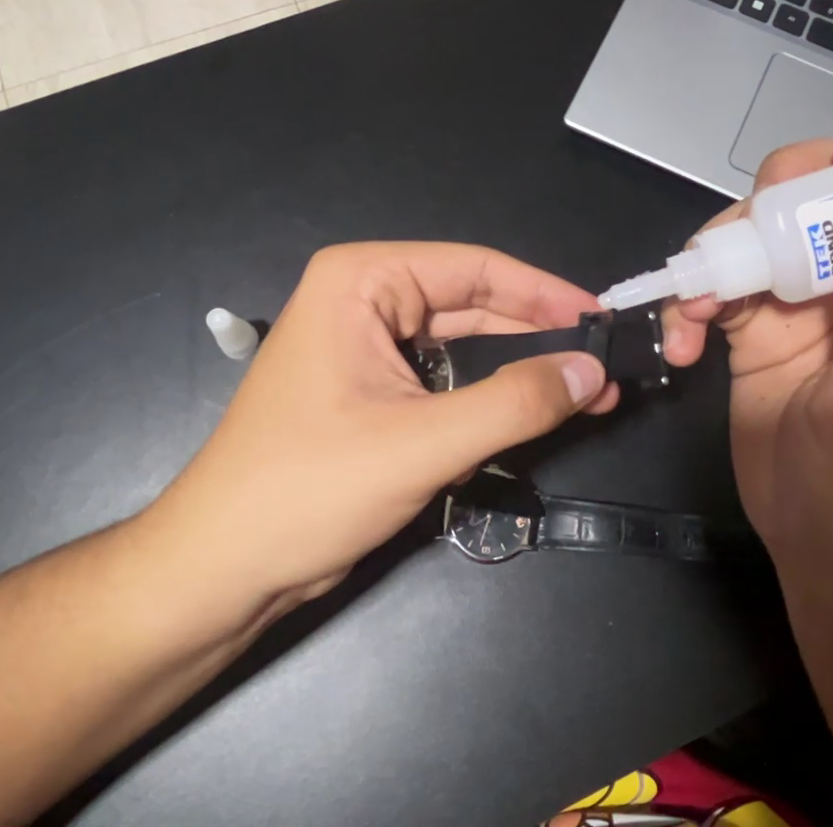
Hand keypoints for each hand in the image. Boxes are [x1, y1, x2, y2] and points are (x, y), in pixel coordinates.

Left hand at [147, 243, 617, 603]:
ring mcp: (365, 349)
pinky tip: (535, 412)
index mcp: (361, 281)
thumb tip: (594, 370)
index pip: (474, 267)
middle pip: (472, 303)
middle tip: (606, 364)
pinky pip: (444, 382)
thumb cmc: (310, 487)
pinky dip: (489, 397)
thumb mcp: (423, 442)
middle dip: (539, 335)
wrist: (225, 565)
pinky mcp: (371, 394)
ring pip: (462, 346)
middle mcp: (363, 301)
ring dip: (520, 370)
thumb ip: (516, 403)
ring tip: (588, 390)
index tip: (605, 318)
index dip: (545, 292)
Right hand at [662, 116, 832, 592]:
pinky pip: (718, 288)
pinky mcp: (755, 332)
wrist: (819, 549)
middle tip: (750, 229)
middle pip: (831, 201)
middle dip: (786, 198)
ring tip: (696, 308)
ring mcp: (805, 306)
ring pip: (763, 236)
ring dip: (720, 254)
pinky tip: (679, 344)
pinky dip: (691, 303)